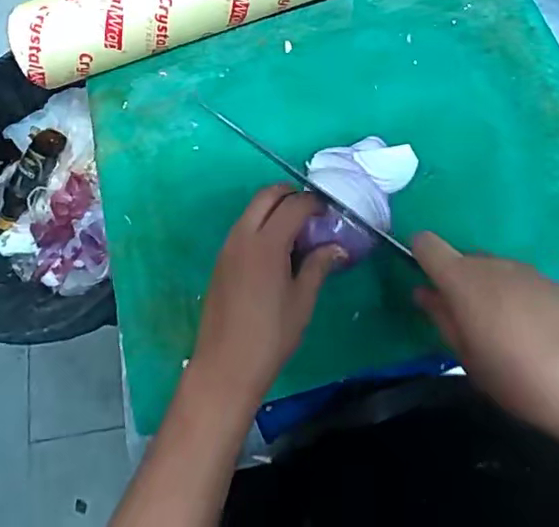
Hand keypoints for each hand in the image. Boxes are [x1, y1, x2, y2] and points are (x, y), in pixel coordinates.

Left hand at [189, 184, 347, 406]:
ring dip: (273, 207)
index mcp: (266, 243)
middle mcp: (243, 235)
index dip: (313, 202)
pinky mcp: (221, 258)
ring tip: (297, 228)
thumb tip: (337, 248)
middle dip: (290, 194)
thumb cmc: (271, 335)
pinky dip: (261, 222)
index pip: (292, 205)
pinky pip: (242, 226)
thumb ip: (318, 266)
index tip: (329, 210)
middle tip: (312, 210)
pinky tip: (276, 246)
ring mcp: (228, 245)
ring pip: (252, 209)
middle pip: (266, 196)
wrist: (226, 363)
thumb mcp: (302, 301)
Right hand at [410, 231, 558, 437]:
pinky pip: (524, 284)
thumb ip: (442, 319)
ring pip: (495, 271)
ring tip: (507, 337)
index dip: (420, 257)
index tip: (427, 286)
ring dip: (491, 292)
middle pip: (463, 259)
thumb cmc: (520, 378)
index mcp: (462, 277)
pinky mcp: (558, 285)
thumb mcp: (469, 359)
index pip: (426, 242)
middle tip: (469, 325)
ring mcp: (528, 271)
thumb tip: (425, 293)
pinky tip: (538, 339)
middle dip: (459, 283)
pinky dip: (520, 301)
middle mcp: (492, 263)